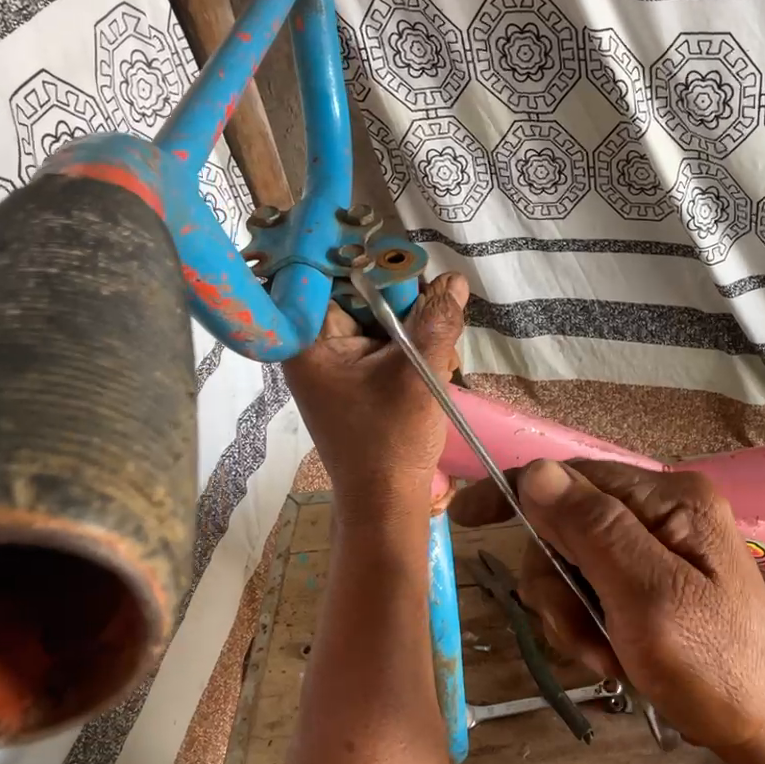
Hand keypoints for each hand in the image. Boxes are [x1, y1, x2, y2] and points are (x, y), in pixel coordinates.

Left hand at [282, 272, 469, 503]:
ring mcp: (335, 364)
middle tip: (436, 311)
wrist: (387, 502)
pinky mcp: (354, 379)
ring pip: (376, 318)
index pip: (329, 274)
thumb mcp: (418, 374)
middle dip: (401, 300)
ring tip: (442, 350)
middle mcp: (314, 346)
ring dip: (413, 326)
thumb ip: (437, 321)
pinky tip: (434, 364)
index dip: (367, 262)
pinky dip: (409, 347)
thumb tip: (455, 280)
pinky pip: (382, 343)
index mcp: (309, 341)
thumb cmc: (392, 441)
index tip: (406, 262)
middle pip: (357, 293)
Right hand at [450, 459, 764, 762]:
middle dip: (559, 586)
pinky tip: (615, 658)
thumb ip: (593, 531)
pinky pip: (591, 591)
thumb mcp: (650, 598)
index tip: (465, 517)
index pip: (570, 478)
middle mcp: (661, 511)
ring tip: (606, 657)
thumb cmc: (717, 667)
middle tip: (581, 638)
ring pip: (571, 564)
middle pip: (565, 526)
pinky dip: (589, 627)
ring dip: (573, 615)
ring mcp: (657, 548)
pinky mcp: (651, 582)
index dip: (516, 494)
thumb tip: (536, 472)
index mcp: (668, 499)